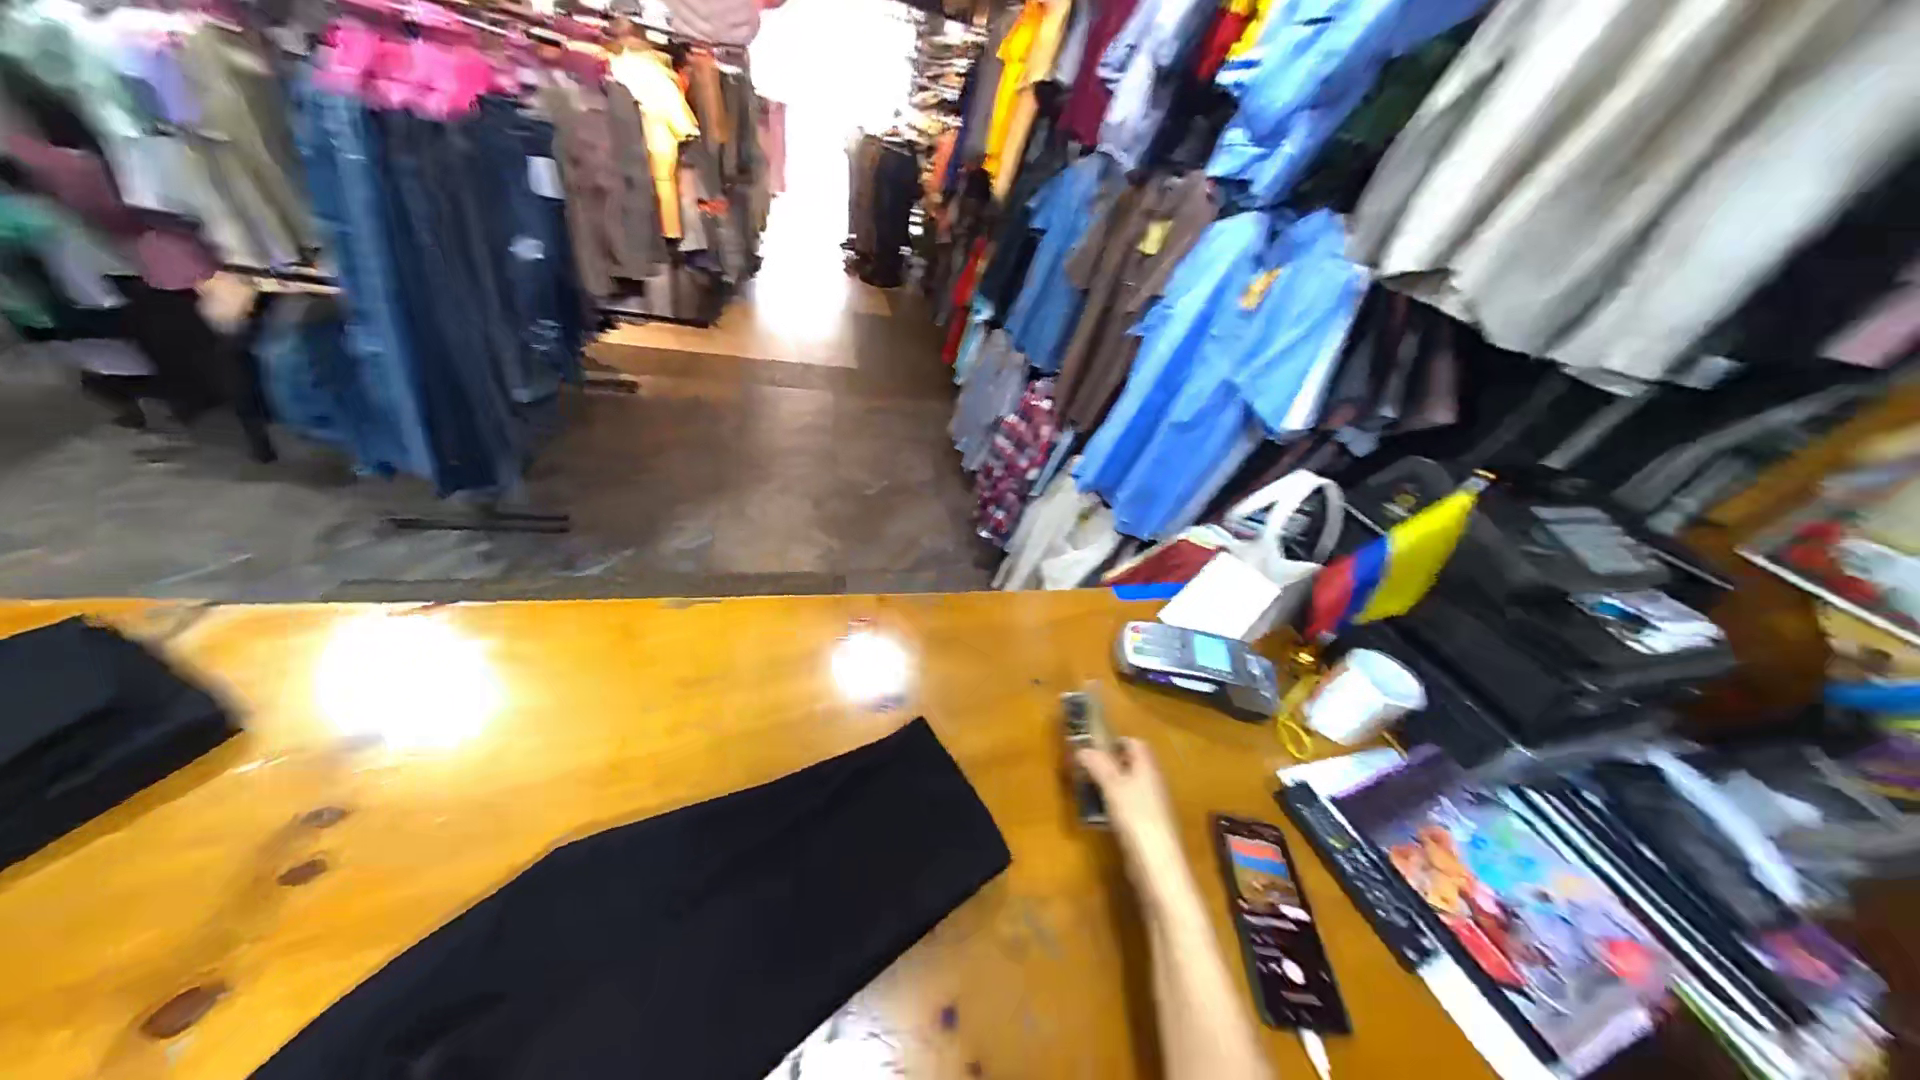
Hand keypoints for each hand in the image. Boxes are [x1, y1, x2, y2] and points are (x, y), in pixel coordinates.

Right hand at [1077, 738, 1183, 875]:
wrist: (1158, 865)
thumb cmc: (1136, 818)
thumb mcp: (1113, 786)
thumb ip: (1099, 765)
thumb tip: (1083, 748)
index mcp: (1147, 768)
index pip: (1135, 744)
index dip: (1116, 740)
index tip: (1093, 745)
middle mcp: (1151, 783)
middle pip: (1131, 765)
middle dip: (1108, 763)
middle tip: (1084, 766)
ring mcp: (1150, 806)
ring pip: (1128, 786)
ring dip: (1108, 784)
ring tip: (1086, 787)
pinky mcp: (1146, 826)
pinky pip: (1127, 807)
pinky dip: (1112, 805)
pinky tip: (1098, 814)